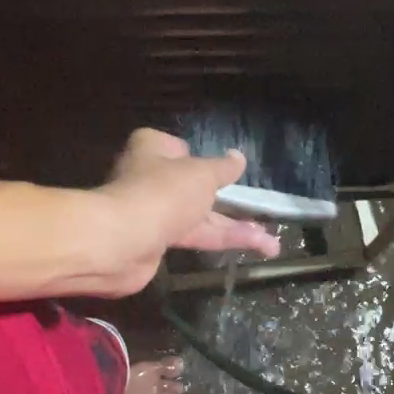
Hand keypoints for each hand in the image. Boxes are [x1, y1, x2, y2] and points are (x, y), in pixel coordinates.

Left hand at [86, 128, 280, 295]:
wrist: (121, 242)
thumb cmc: (162, 193)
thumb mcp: (201, 175)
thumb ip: (222, 169)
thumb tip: (239, 157)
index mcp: (152, 149)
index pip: (176, 147)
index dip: (197, 156)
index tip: (219, 167)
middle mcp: (150, 176)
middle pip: (193, 185)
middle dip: (228, 201)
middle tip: (260, 211)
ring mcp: (152, 211)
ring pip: (199, 216)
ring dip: (235, 228)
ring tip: (272, 243)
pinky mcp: (157, 241)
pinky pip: (196, 237)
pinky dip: (224, 241)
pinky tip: (254, 247)